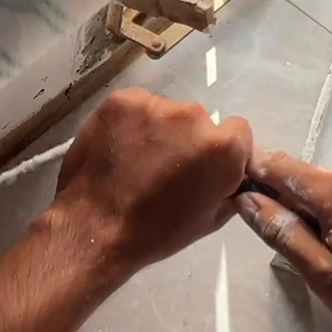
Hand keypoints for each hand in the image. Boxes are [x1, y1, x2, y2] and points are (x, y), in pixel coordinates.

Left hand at [50, 88, 252, 280]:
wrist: (94, 226)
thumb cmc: (155, 231)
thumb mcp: (211, 218)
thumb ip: (230, 184)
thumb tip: (233, 169)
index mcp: (222, 147)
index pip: (237, 131)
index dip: (222, 149)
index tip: (202, 164)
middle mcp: (193, 116)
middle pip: (198, 119)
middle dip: (187, 138)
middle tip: (165, 166)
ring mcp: (154, 105)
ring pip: (166, 111)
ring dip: (158, 129)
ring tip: (136, 159)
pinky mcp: (122, 100)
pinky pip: (137, 105)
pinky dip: (130, 121)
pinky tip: (119, 146)